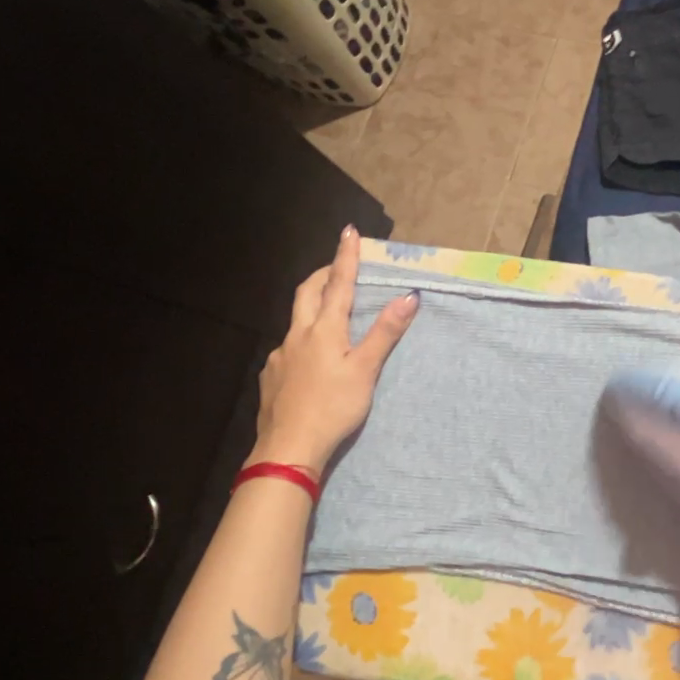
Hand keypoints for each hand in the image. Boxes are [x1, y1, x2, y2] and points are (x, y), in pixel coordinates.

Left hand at [248, 226, 417, 474]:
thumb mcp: (365, 370)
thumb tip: (408, 296)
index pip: (338, 284)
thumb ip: (385, 332)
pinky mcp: (271, 376)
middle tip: (337, 267)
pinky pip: (288, 348)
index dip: (345, 257)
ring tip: (329, 316)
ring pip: (296, 321)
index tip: (349, 231)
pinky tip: (311, 361)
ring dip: (312, 308)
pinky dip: (303, 341)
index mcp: (323, 330)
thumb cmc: (333, 407)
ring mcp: (280, 356)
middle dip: (322, 275)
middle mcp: (297, 335)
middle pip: (307, 293)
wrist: (288, 448)